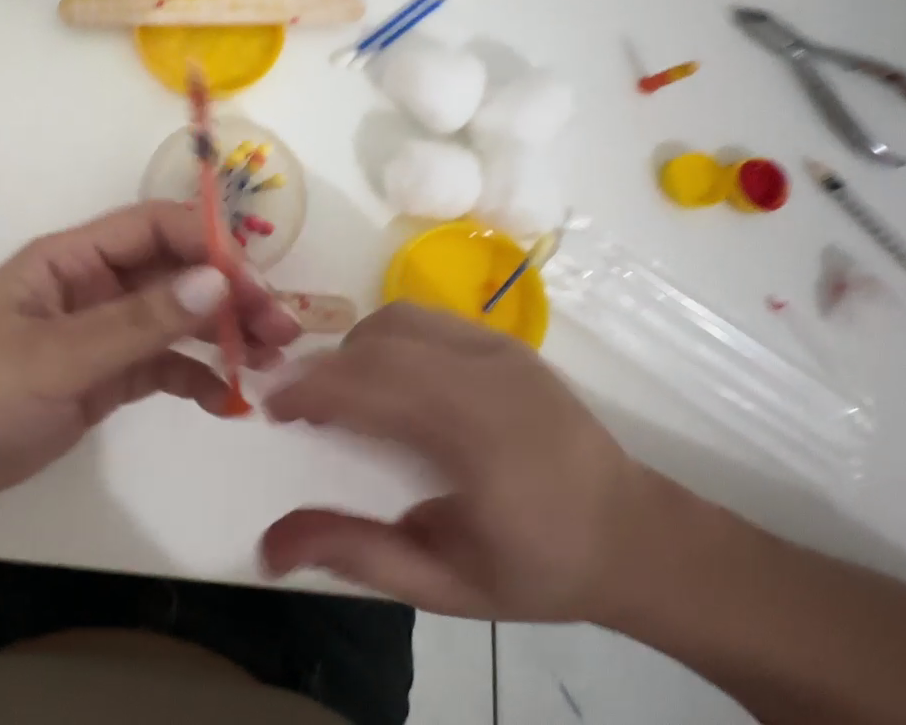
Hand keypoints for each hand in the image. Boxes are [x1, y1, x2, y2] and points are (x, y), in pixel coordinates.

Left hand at [0, 201, 300, 514]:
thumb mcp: (53, 359)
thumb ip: (136, 322)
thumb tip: (215, 278)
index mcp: (69, 261)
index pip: (152, 229)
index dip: (208, 246)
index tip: (255, 286)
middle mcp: (89, 288)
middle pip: (172, 273)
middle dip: (228, 295)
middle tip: (281, 333)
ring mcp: (94, 335)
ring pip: (171, 320)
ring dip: (219, 335)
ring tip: (270, 364)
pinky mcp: (96, 380)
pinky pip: (156, 367)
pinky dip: (192, 378)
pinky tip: (225, 401)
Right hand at [259, 302, 648, 621]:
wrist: (637, 538)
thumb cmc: (540, 568)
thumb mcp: (445, 585)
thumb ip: (357, 555)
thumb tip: (268, 545)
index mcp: (480, 438)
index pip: (372, 387)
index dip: (309, 391)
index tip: (272, 411)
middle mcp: (491, 378)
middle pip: (377, 346)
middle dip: (321, 369)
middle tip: (295, 408)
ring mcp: (502, 350)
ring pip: (396, 321)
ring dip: (352, 351)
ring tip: (340, 395)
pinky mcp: (506, 342)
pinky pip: (423, 320)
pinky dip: (384, 340)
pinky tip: (384, 380)